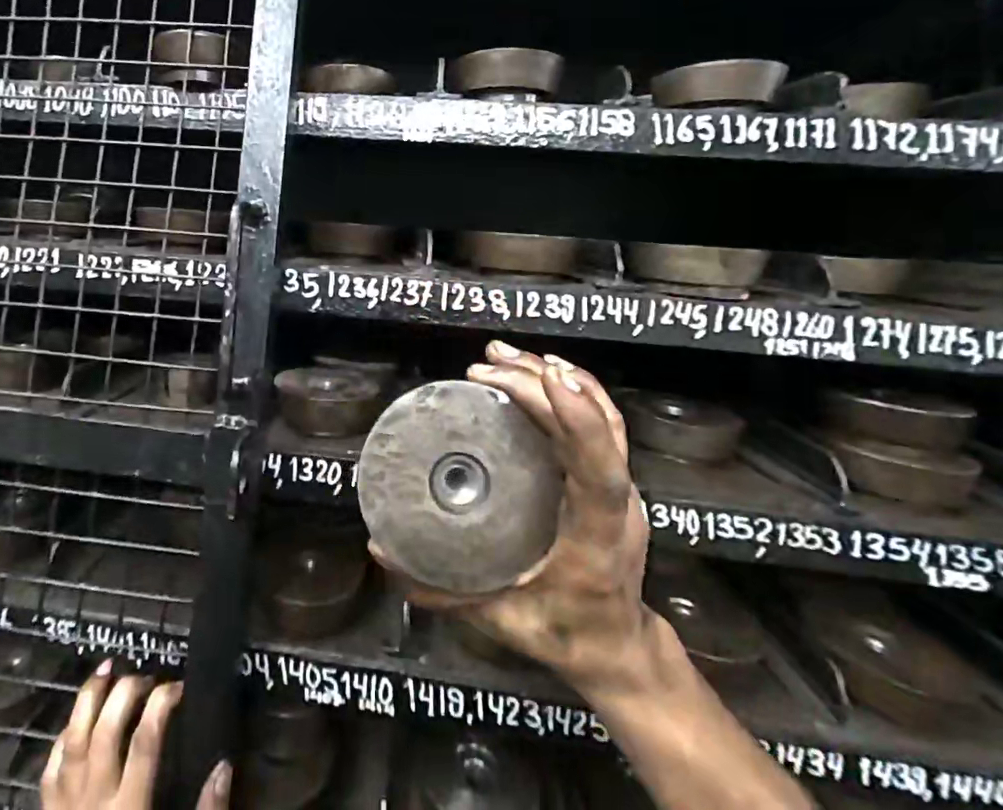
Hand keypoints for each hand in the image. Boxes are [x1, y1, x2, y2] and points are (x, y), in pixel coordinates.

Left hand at [40, 662, 230, 809]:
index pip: (145, 743)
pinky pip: (50, 769)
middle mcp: (93, 803)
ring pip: (71, 742)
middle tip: (147, 676)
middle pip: (105, 733)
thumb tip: (224, 766)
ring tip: (106, 669)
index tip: (179, 686)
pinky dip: (63, 738)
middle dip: (125, 694)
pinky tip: (76, 720)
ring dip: (87, 701)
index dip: (162, 705)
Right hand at [370, 342, 655, 694]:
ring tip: (503, 354)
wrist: (616, 647)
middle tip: (483, 367)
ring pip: (605, 417)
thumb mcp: (496, 619)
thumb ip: (436, 588)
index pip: (600, 473)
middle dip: (541, 387)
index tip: (546, 378)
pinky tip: (539, 369)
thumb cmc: (562, 634)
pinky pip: (602, 423)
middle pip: (597, 429)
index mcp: (595, 538)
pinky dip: (572, 389)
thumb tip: (379, 546)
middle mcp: (618, 504)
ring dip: (557, 378)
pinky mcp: (613, 478)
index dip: (580, 422)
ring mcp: (623, 488)